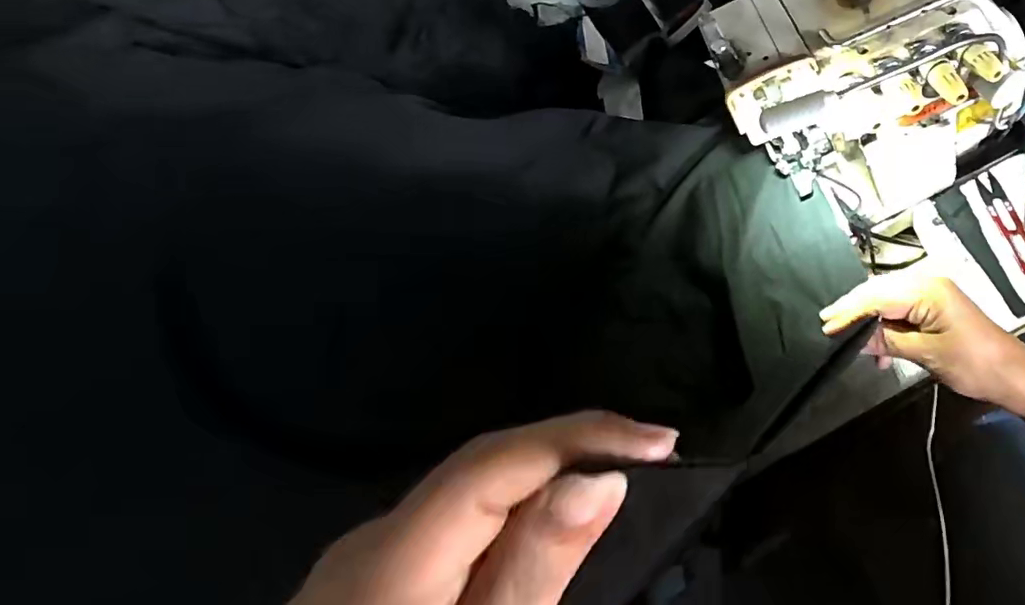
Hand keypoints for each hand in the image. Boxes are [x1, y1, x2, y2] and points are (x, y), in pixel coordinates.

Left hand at [290, 411, 677, 604]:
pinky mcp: (368, 588)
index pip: (496, 460)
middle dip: (573, 451)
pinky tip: (549, 526)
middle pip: (488, 468)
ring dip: (550, 479)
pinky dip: (515, 515)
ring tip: (619, 480)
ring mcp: (360, 566)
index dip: (584, 435)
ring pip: (476, 493)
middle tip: (652, 459)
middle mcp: (368, 543)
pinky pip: (459, 527)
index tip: (664, 443)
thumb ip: (532, 574)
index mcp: (383, 561)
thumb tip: (602, 478)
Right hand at [820, 273, 1024, 415]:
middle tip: (827, 326)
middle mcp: (927, 280)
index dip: (849, 312)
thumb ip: (888, 342)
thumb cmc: (975, 364)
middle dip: (853, 309)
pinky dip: (885, 322)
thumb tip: (855, 339)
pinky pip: (900, 306)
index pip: (876, 296)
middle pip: (879, 290)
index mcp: (926, 288)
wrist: (1015, 374)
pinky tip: (877, 344)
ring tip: (847, 337)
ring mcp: (932, 290)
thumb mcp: (928, 355)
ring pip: (887, 297)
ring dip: (868, 317)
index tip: (826, 327)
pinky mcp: (935, 303)